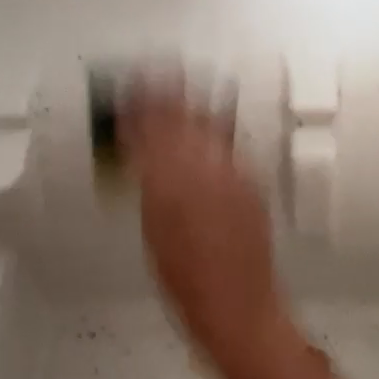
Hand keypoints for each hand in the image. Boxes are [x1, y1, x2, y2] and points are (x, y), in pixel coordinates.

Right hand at [122, 80, 291, 366]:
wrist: (239, 308)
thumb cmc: (187, 284)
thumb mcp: (154, 234)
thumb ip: (150, 188)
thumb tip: (142, 159)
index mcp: (169, 184)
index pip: (149, 133)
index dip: (137, 109)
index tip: (125, 89)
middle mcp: (203, 172)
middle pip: (181, 120)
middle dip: (164, 93)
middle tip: (151, 71)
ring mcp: (233, 176)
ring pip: (208, 126)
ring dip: (192, 100)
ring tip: (181, 78)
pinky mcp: (252, 186)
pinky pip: (228, 145)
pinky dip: (214, 127)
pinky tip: (210, 120)